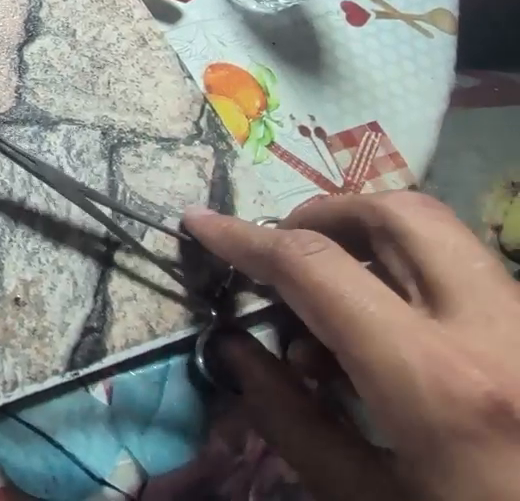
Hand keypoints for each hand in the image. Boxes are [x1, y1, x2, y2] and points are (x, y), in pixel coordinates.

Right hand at [184, 192, 519, 499]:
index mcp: (438, 381)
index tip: (198, 224)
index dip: (241, 237)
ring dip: (374, 248)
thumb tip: (234, 347)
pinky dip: (419, 285)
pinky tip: (398, 340)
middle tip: (286, 249)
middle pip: (402, 216)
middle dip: (326, 215)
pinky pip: (479, 283)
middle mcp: (502, 338)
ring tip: (342, 305)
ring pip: (449, 241)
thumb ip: (290, 417)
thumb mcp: (365, 499)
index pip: (314, 265)